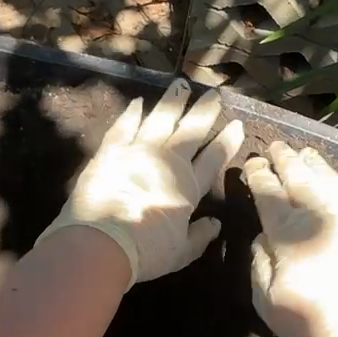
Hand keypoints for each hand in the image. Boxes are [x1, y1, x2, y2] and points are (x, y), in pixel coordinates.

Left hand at [38, 78, 244, 287]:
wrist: (101, 243)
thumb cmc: (146, 252)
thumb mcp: (181, 252)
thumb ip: (200, 236)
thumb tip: (215, 224)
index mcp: (188, 187)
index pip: (214, 158)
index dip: (227, 141)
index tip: (236, 124)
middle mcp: (167, 162)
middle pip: (190, 131)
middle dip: (204, 111)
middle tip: (214, 93)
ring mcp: (138, 152)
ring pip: (160, 120)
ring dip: (172, 102)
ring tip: (181, 84)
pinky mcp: (110, 152)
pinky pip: (123, 127)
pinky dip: (131, 114)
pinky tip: (138, 103)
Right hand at [243, 142, 337, 336]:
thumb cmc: (308, 323)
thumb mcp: (266, 299)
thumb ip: (259, 262)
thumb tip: (262, 238)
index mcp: (287, 231)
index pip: (269, 192)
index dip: (258, 175)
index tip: (252, 163)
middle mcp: (318, 215)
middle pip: (299, 177)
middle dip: (285, 159)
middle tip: (276, 147)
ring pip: (329, 181)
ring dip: (315, 165)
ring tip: (305, 153)